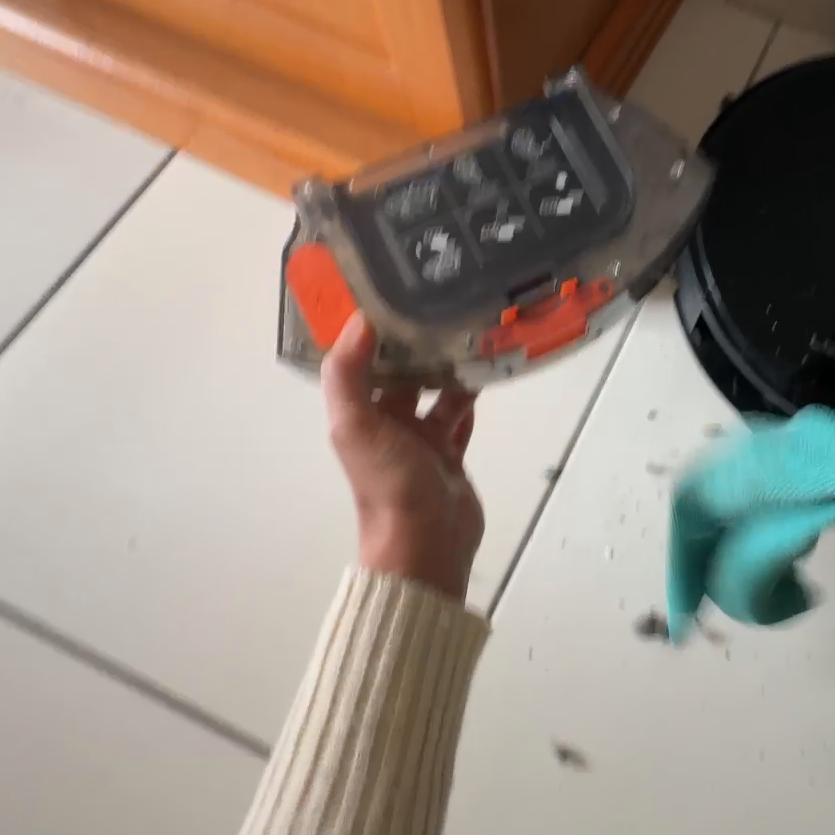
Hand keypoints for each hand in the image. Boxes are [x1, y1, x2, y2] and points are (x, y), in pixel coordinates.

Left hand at [321, 315, 482, 600]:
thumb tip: (358, 318)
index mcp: (360, 413)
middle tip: (445, 303)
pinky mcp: (451, 454)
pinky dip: (471, 395)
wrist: (427, 544)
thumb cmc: (389, 482)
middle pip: (401, 371)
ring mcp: (422, 439)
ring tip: (472, 331)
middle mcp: (388, 423)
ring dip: (448, 365)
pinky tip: (487, 371)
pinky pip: (461, 415)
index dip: (373, 328)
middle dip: (418, 342)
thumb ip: (348, 374)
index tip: (396, 290)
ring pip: (435, 390)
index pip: (363, 359)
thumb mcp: (355, 426)